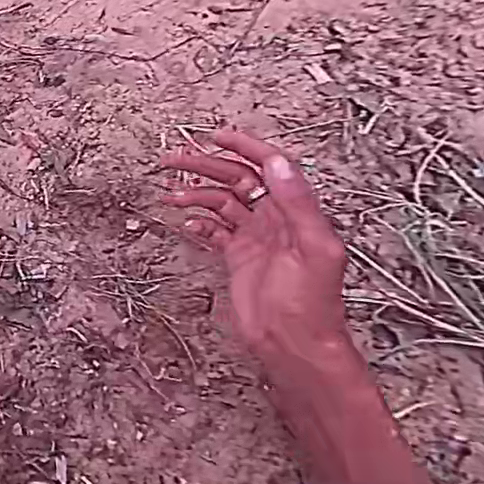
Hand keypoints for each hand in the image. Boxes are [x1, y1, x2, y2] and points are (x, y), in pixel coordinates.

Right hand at [160, 129, 354, 372]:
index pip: (269, 166)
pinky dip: (199, 222)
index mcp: (294, 213)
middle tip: (173, 160)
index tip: (216, 136)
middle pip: (235, 179)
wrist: (295, 347)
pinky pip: (214, 229)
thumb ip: (297, 204)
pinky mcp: (238, 256)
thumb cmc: (311, 305)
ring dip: (195, 194)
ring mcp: (254, 238)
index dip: (243, 147)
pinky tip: (188, 225)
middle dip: (204, 165)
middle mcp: (274, 220)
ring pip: (220, 201)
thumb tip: (279, 163)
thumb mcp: (312, 250)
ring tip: (171, 196)